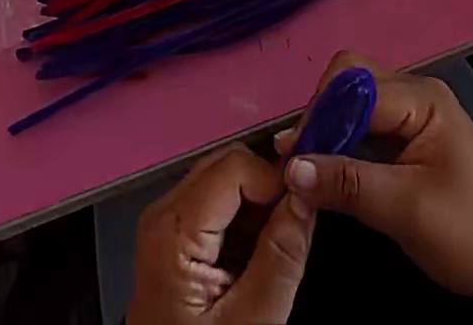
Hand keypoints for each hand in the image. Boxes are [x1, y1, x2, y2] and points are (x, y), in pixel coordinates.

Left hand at [130, 143, 315, 324]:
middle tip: (294, 225)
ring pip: (227, 175)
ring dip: (259, 200)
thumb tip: (308, 191)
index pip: (237, 164)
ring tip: (274, 243)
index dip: (276, 178)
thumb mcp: (252, 321)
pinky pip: (218, 196)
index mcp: (175, 228)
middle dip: (269, 186)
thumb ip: (282, 253)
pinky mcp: (174, 231)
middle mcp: (164, 211)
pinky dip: (246, 212)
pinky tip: (254, 250)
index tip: (304, 206)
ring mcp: (166, 220)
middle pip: (230, 163)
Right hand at [275, 52, 472, 306]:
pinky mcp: (409, 136)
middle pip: (351, 81)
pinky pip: (365, 125)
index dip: (319, 115)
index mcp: (422, 99)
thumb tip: (291, 168)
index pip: (353, 84)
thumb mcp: (407, 210)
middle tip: (299, 162)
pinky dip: (342, 143)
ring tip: (306, 169)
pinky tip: (329, 171)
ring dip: (329, 130)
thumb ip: (348, 184)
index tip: (291, 158)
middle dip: (321, 115)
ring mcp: (413, 113)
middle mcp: (415, 94)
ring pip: (354, 102)